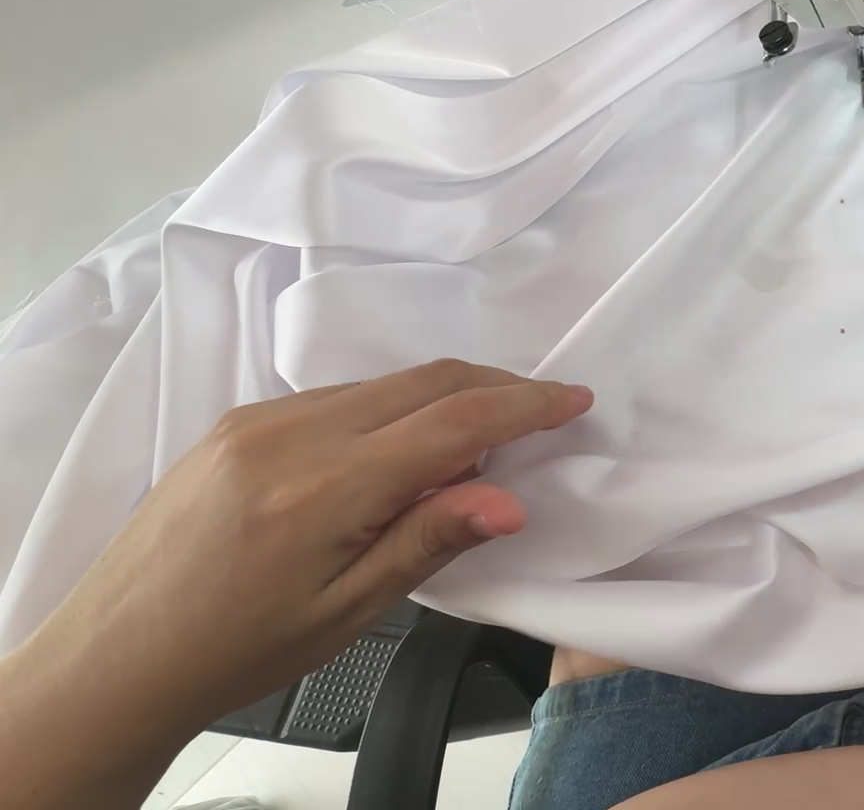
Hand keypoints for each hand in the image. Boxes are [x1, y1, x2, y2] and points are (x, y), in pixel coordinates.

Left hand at [0, 361, 590, 807]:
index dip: (527, 404)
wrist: (101, 668)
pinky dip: (403, 406)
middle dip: (501, 386)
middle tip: (544, 411)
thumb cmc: (236, 650)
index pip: (455, 421)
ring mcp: (259, 420)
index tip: (575, 399)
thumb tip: (513, 503)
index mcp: (322, 489)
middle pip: (430, 381)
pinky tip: (405, 448)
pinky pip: (350, 393)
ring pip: (392, 382)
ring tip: (477, 446)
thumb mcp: (348, 611)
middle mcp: (290, 435)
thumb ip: (432, 540)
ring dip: (454, 396)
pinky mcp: (240, 421)